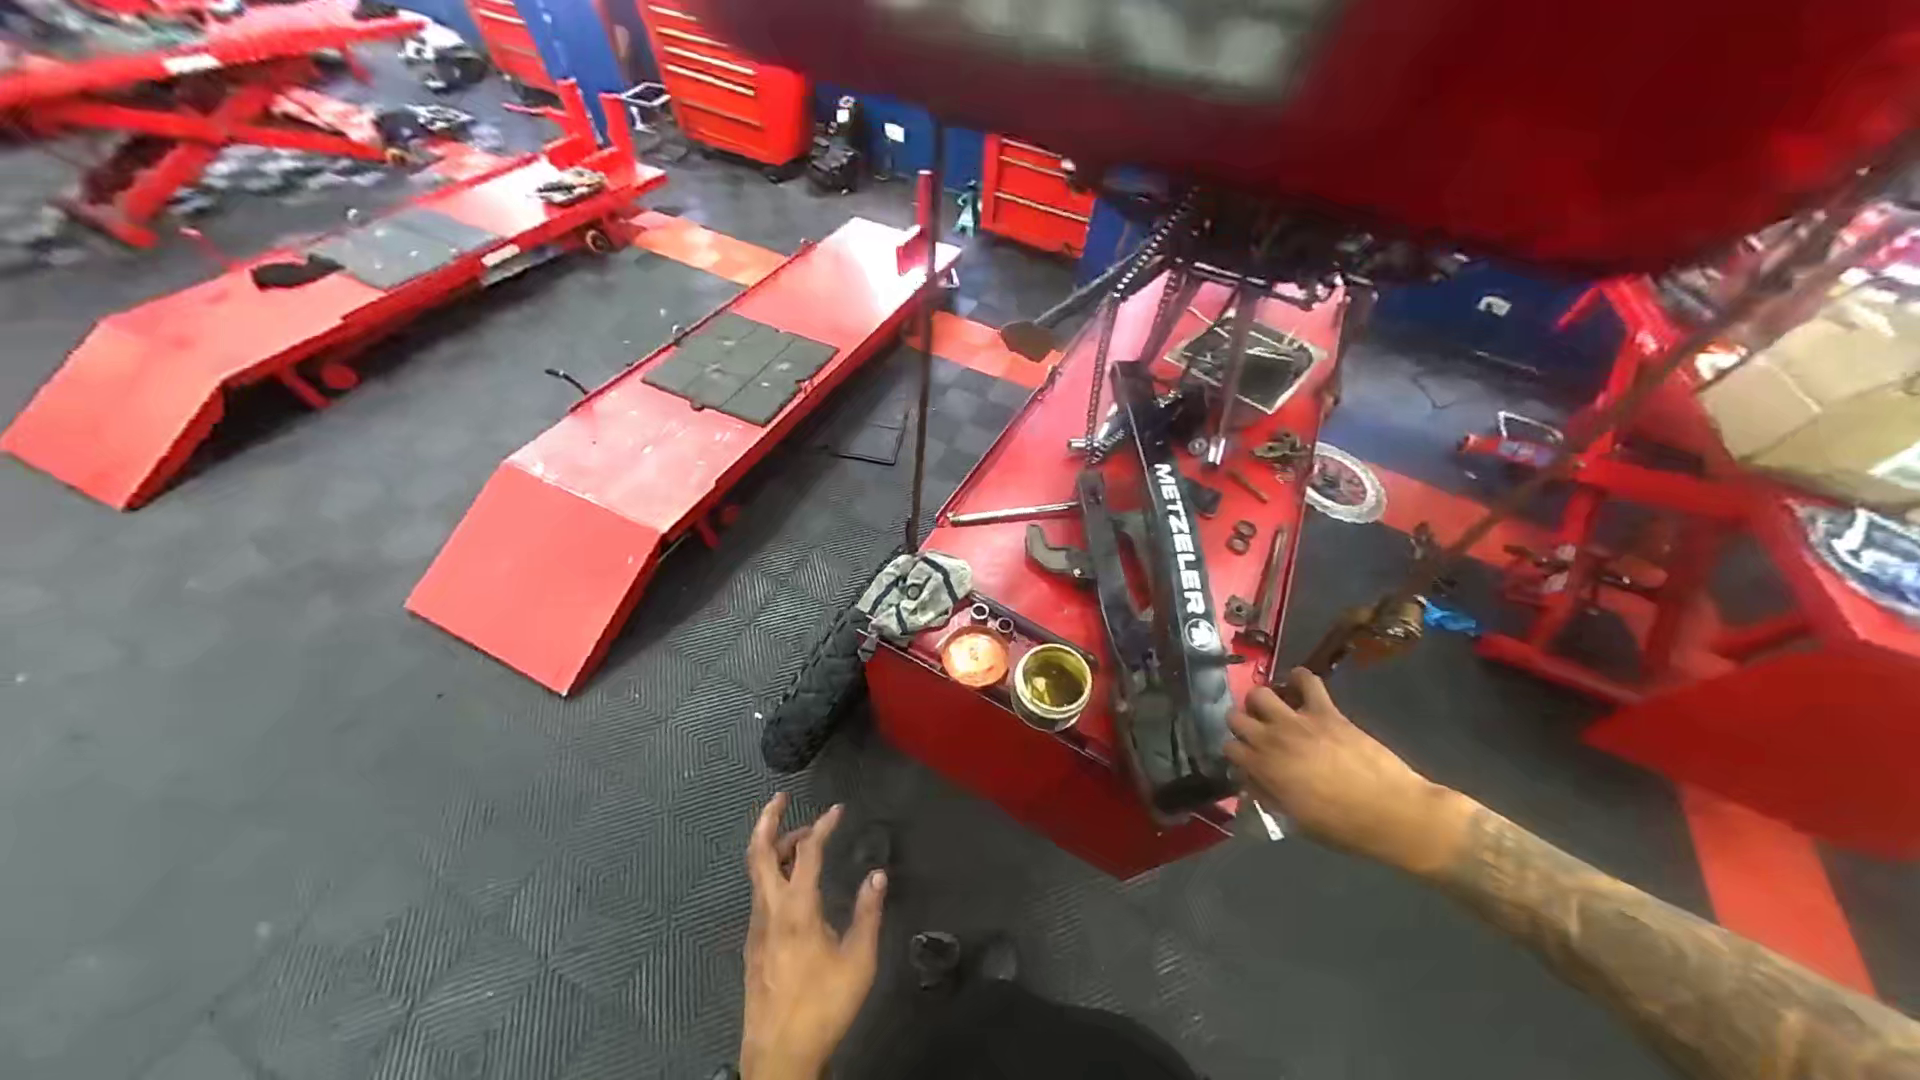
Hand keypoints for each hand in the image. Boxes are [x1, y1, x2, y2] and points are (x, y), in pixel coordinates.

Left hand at [741, 794, 886, 1079]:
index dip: (822, 826)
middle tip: (780, 797)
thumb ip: (868, 913)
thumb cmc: (823, 1004)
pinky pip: (759, 892)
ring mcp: (756, 927)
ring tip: (800, 838)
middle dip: (768, 819)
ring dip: (774, 846)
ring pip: (757, 872)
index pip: (807, 852)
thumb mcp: (859, 960)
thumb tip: (878, 875)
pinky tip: (792, 881)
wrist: (779, 1054)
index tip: (837, 810)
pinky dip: (772, 870)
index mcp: (797, 909)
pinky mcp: (753, 944)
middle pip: (759, 853)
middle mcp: (770, 910)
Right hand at [1225, 669, 1472, 873]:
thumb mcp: (1294, 820)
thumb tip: (1251, 779)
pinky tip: (1299, 685)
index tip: (1247, 760)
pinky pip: (1307, 681)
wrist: (1393, 814)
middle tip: (1257, 733)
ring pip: (1260, 693)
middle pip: (1235, 716)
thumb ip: (1267, 794)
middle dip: (1242, 724)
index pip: (1229, 747)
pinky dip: (1300, 678)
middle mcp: (1272, 739)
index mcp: (1263, 768)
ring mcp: (1298, 722)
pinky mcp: (1326, 712)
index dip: (1236, 753)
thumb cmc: (1343, 827)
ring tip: (1273, 709)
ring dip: (1261, 701)